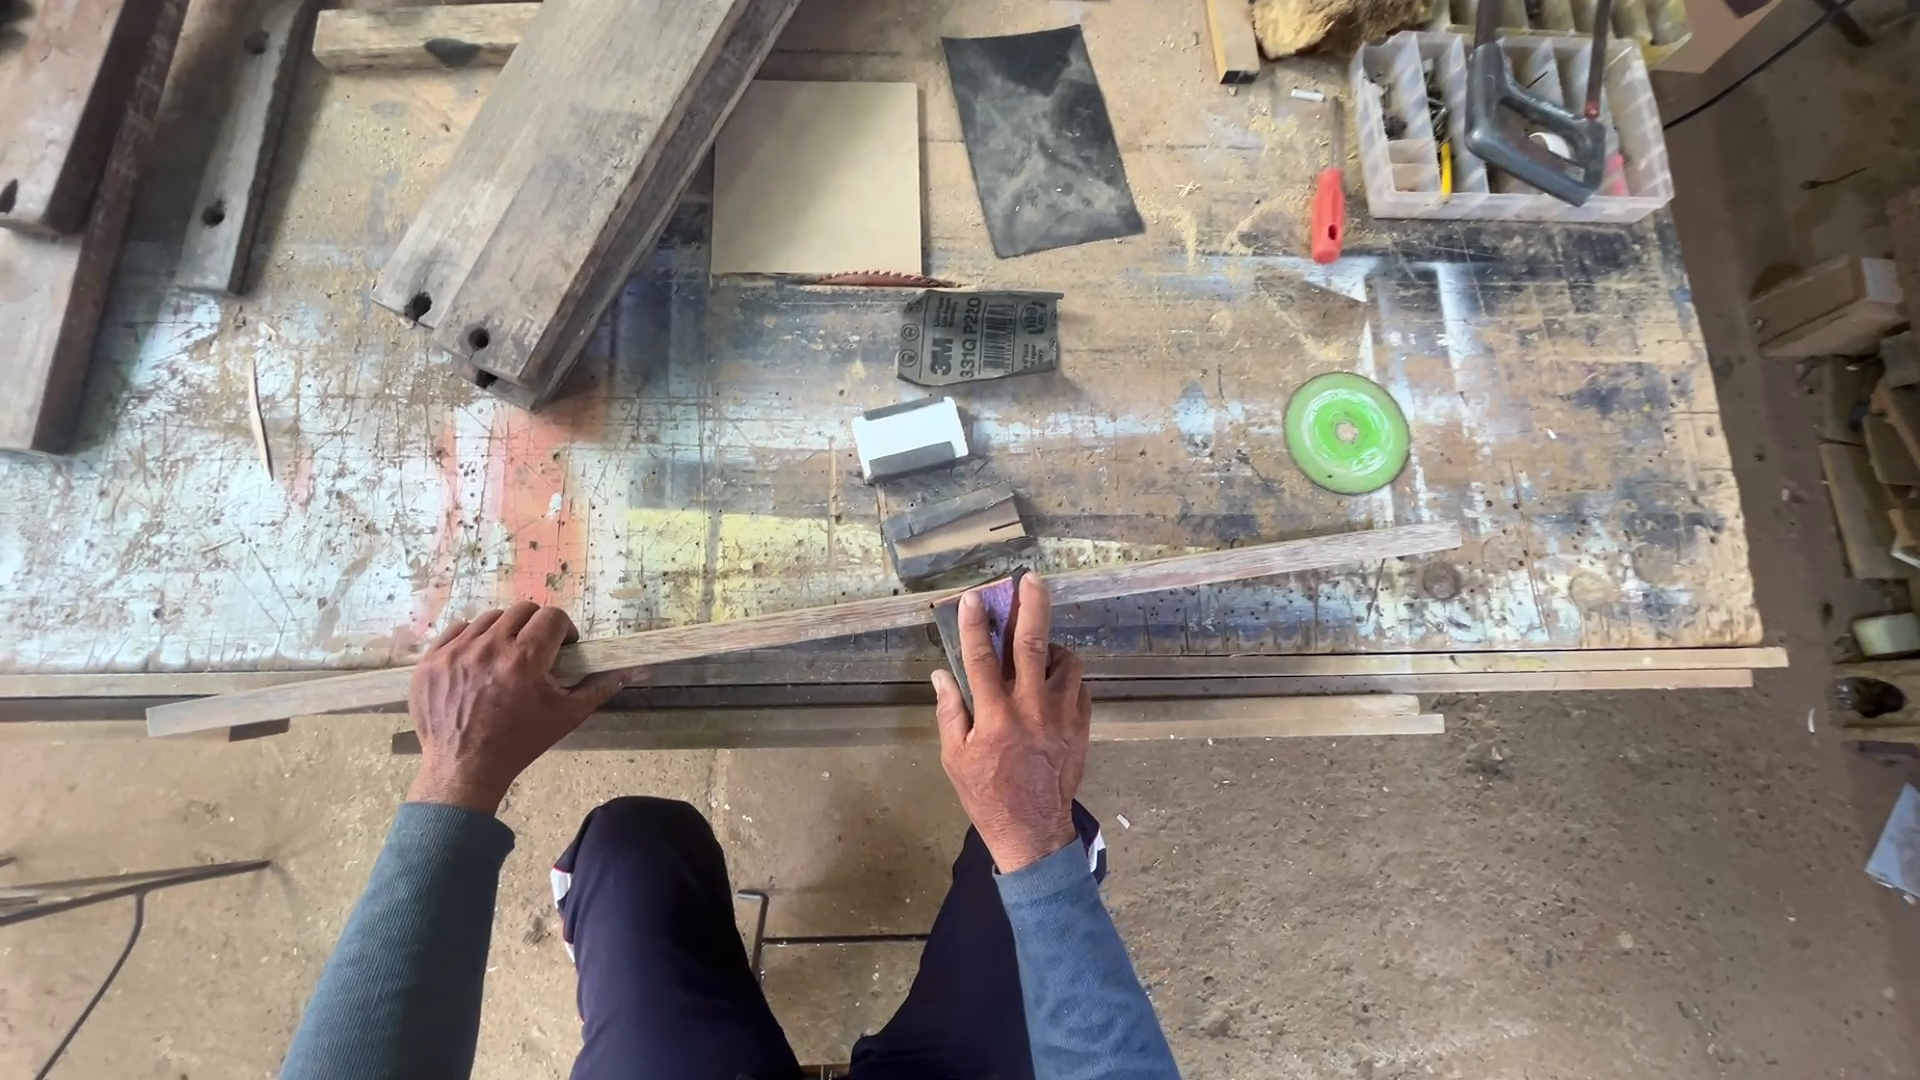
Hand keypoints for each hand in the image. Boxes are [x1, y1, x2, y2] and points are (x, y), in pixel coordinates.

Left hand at [406, 602, 634, 813]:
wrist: (464, 768)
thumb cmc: (522, 741)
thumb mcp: (569, 716)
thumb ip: (599, 687)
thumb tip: (628, 670)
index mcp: (525, 660)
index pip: (552, 616)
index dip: (564, 628)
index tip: (562, 646)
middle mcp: (489, 649)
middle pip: (522, 610)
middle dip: (536, 626)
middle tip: (537, 649)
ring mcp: (455, 653)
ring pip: (490, 618)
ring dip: (505, 630)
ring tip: (506, 655)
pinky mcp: (430, 661)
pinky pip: (457, 630)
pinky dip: (473, 639)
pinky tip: (479, 660)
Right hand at [932, 575, 1091, 872]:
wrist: (1034, 833)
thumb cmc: (987, 795)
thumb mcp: (955, 758)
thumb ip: (950, 712)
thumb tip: (942, 675)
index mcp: (996, 716)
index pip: (982, 657)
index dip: (975, 624)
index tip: (973, 597)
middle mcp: (1032, 708)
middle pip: (1034, 643)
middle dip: (1032, 606)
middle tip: (1031, 579)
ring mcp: (1063, 716)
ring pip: (1067, 662)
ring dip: (1054, 646)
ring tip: (1041, 649)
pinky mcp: (1083, 726)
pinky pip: (1081, 687)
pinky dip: (1068, 677)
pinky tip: (1054, 683)